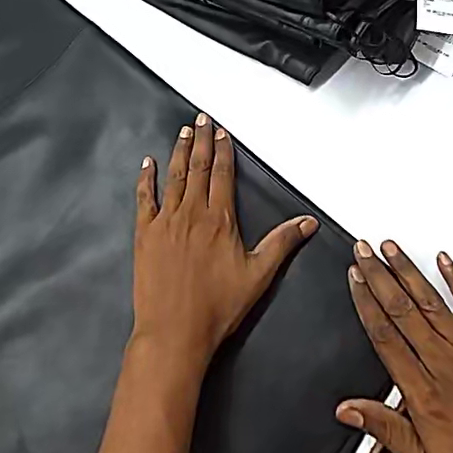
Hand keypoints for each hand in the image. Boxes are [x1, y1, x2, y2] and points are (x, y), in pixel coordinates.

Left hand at [132, 113, 317, 363]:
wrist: (175, 332)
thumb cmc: (216, 307)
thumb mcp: (259, 275)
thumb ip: (282, 243)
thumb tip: (307, 223)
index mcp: (219, 219)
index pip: (222, 173)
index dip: (222, 150)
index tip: (221, 133)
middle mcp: (192, 213)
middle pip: (197, 167)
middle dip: (200, 140)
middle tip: (200, 119)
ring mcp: (166, 221)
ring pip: (174, 176)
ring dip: (178, 151)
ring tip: (182, 131)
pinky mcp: (145, 233)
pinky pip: (144, 198)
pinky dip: (146, 178)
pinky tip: (147, 164)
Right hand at [339, 242, 452, 452]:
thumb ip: (385, 430)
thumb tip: (348, 410)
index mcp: (426, 396)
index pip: (385, 337)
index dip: (365, 303)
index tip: (354, 279)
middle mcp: (447, 367)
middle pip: (403, 309)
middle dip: (379, 275)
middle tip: (363, 251)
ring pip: (432, 301)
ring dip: (408, 271)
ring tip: (391, 248)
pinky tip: (445, 262)